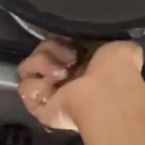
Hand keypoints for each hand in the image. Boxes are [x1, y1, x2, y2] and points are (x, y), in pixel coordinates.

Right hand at [17, 38, 144, 132]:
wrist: (106, 91)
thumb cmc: (115, 67)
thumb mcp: (119, 42)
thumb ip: (106, 38)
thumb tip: (97, 39)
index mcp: (83, 62)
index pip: (56, 43)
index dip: (58, 37)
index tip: (68, 37)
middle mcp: (65, 77)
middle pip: (39, 52)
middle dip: (51, 48)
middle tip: (70, 56)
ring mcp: (51, 93)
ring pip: (27, 68)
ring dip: (42, 64)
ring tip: (62, 73)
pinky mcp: (39, 107)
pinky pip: (25, 88)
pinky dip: (37, 84)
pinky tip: (53, 86)